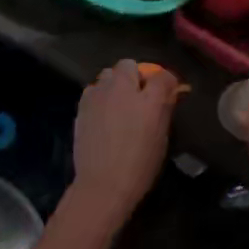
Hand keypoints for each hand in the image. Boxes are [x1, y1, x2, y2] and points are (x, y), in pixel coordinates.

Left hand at [72, 59, 180, 215]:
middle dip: (135, 75)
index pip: (162, 76)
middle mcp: (122, 91)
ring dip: (115, 84)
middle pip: (128, 66)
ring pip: (107, 75)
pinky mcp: (82, 105)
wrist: (103, 183)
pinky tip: (103, 113)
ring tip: (118, 103)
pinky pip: (93, 90)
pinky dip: (100, 95)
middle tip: (138, 95)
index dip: (166, 82)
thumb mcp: (161, 139)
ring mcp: (98, 95)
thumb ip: (163, 110)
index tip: (167, 90)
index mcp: (149, 101)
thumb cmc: (139, 166)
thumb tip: (166, 95)